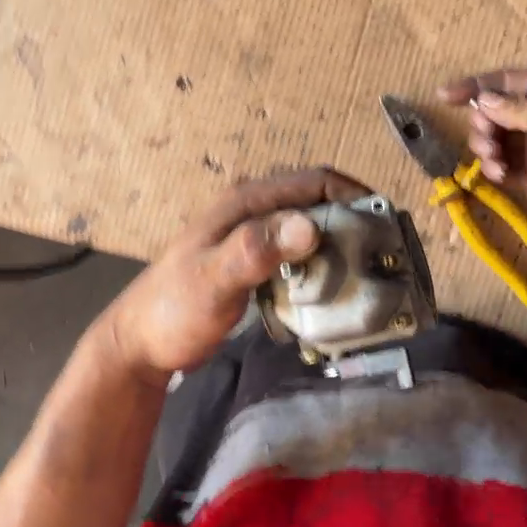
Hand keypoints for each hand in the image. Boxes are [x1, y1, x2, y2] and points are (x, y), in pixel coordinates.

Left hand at [104, 167, 370, 384]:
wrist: (140, 345)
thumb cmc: (172, 310)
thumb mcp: (213, 279)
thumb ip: (255, 251)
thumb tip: (309, 226)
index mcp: (245, 203)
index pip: (313, 181)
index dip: (354, 195)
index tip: (386, 224)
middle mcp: (253, 213)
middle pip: (317, 205)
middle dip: (354, 223)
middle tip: (385, 256)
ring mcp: (254, 240)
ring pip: (310, 232)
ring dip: (341, 248)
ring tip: (369, 274)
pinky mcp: (256, 267)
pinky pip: (300, 258)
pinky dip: (322, 269)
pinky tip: (335, 293)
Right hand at [437, 70, 526, 241]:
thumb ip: (522, 109)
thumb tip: (483, 101)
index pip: (508, 80)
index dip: (475, 85)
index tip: (444, 96)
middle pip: (497, 110)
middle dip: (483, 123)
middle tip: (486, 140)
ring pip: (496, 138)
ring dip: (487, 147)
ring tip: (494, 161)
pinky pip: (503, 163)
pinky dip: (494, 167)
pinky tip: (499, 175)